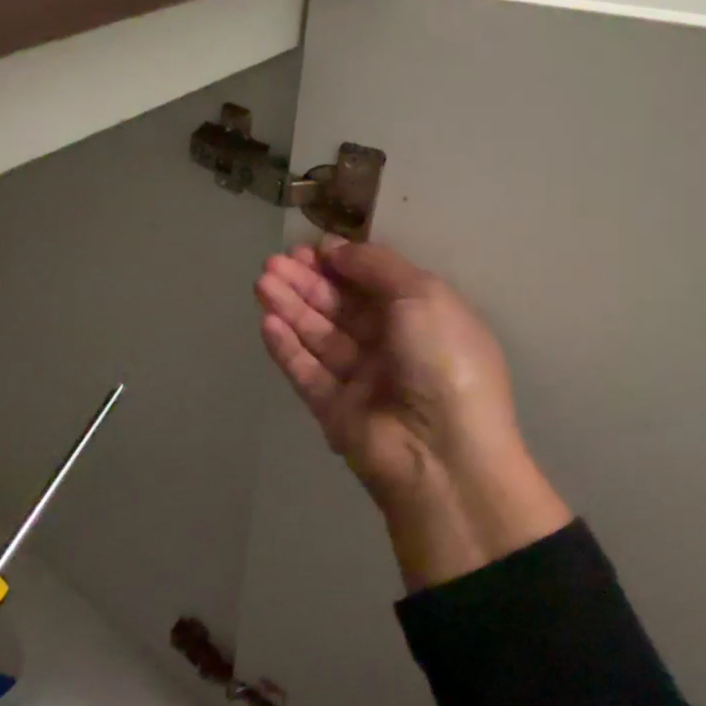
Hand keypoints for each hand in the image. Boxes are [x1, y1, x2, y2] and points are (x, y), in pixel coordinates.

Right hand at [254, 237, 569, 588]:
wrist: (444, 457)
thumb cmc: (443, 362)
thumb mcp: (423, 296)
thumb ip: (376, 266)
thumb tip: (336, 249)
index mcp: (424, 319)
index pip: (374, 284)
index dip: (342, 264)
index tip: (310, 248)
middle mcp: (392, 348)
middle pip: (340, 308)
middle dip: (307, 282)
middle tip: (273, 262)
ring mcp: (361, 382)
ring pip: (318, 337)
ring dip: (290, 307)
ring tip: (261, 282)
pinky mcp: (334, 411)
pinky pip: (306, 373)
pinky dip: (286, 347)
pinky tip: (266, 321)